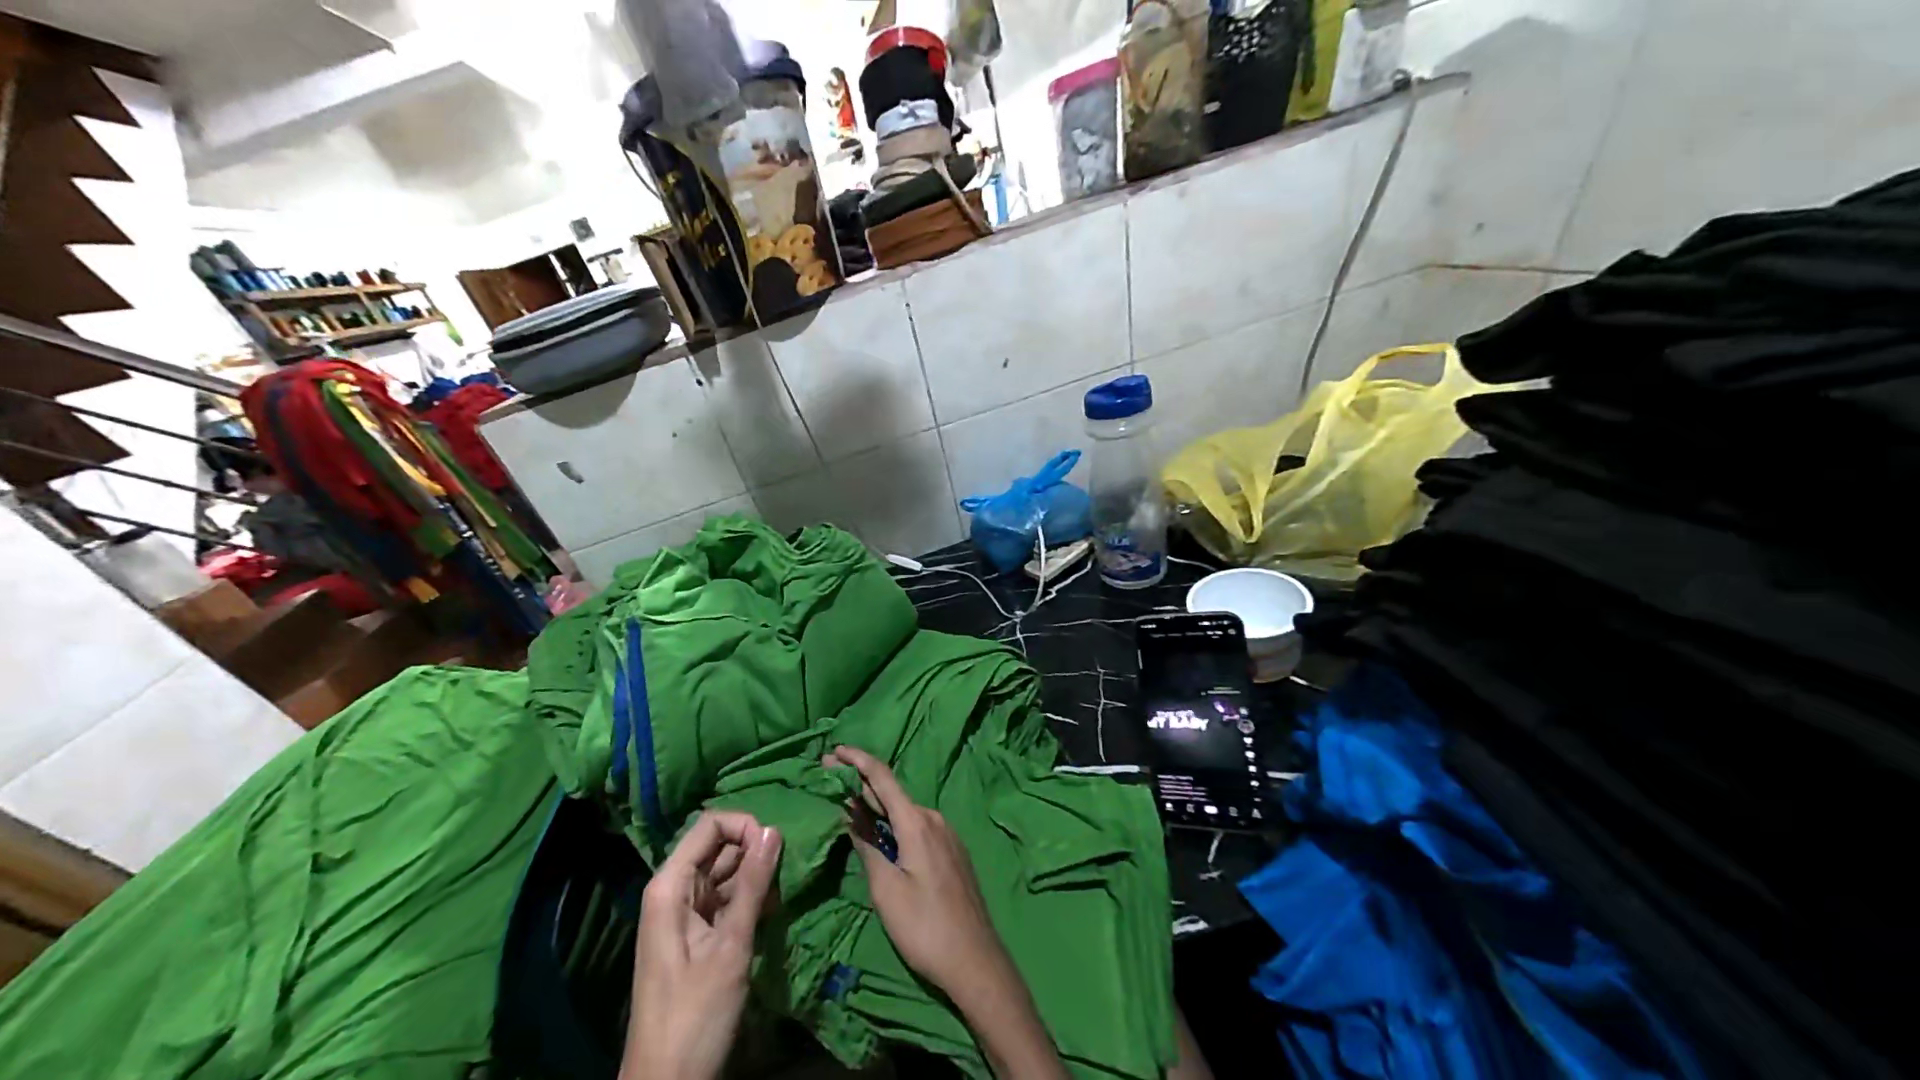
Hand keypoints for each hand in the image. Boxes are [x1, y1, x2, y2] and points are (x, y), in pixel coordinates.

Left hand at [621, 811, 781, 1079]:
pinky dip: (749, 899)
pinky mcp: (696, 932)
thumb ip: (753, 885)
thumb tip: (774, 830)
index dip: (744, 826)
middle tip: (785, 875)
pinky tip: (770, 912)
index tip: (775, 848)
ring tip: (780, 896)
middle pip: (718, 845)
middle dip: (754, 851)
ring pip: (725, 871)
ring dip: (756, 876)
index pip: (709, 824)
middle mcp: (673, 890)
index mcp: (669, 886)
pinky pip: (726, 897)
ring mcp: (684, 912)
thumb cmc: (695, 1014)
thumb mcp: (731, 946)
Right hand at [825, 746, 1067, 1079]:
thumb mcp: (886, 889)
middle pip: (892, 794)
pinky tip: (878, 833)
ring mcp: (947, 835)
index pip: (882, 778)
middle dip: (860, 784)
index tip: (834, 750)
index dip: (857, 760)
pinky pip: (916, 827)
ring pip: (904, 812)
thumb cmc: (924, 927)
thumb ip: (867, 846)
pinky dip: (893, 823)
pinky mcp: (951, 852)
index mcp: (917, 822)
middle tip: (829, 777)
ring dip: (876, 806)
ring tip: (847, 805)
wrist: (975, 960)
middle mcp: (933, 819)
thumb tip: (850, 812)